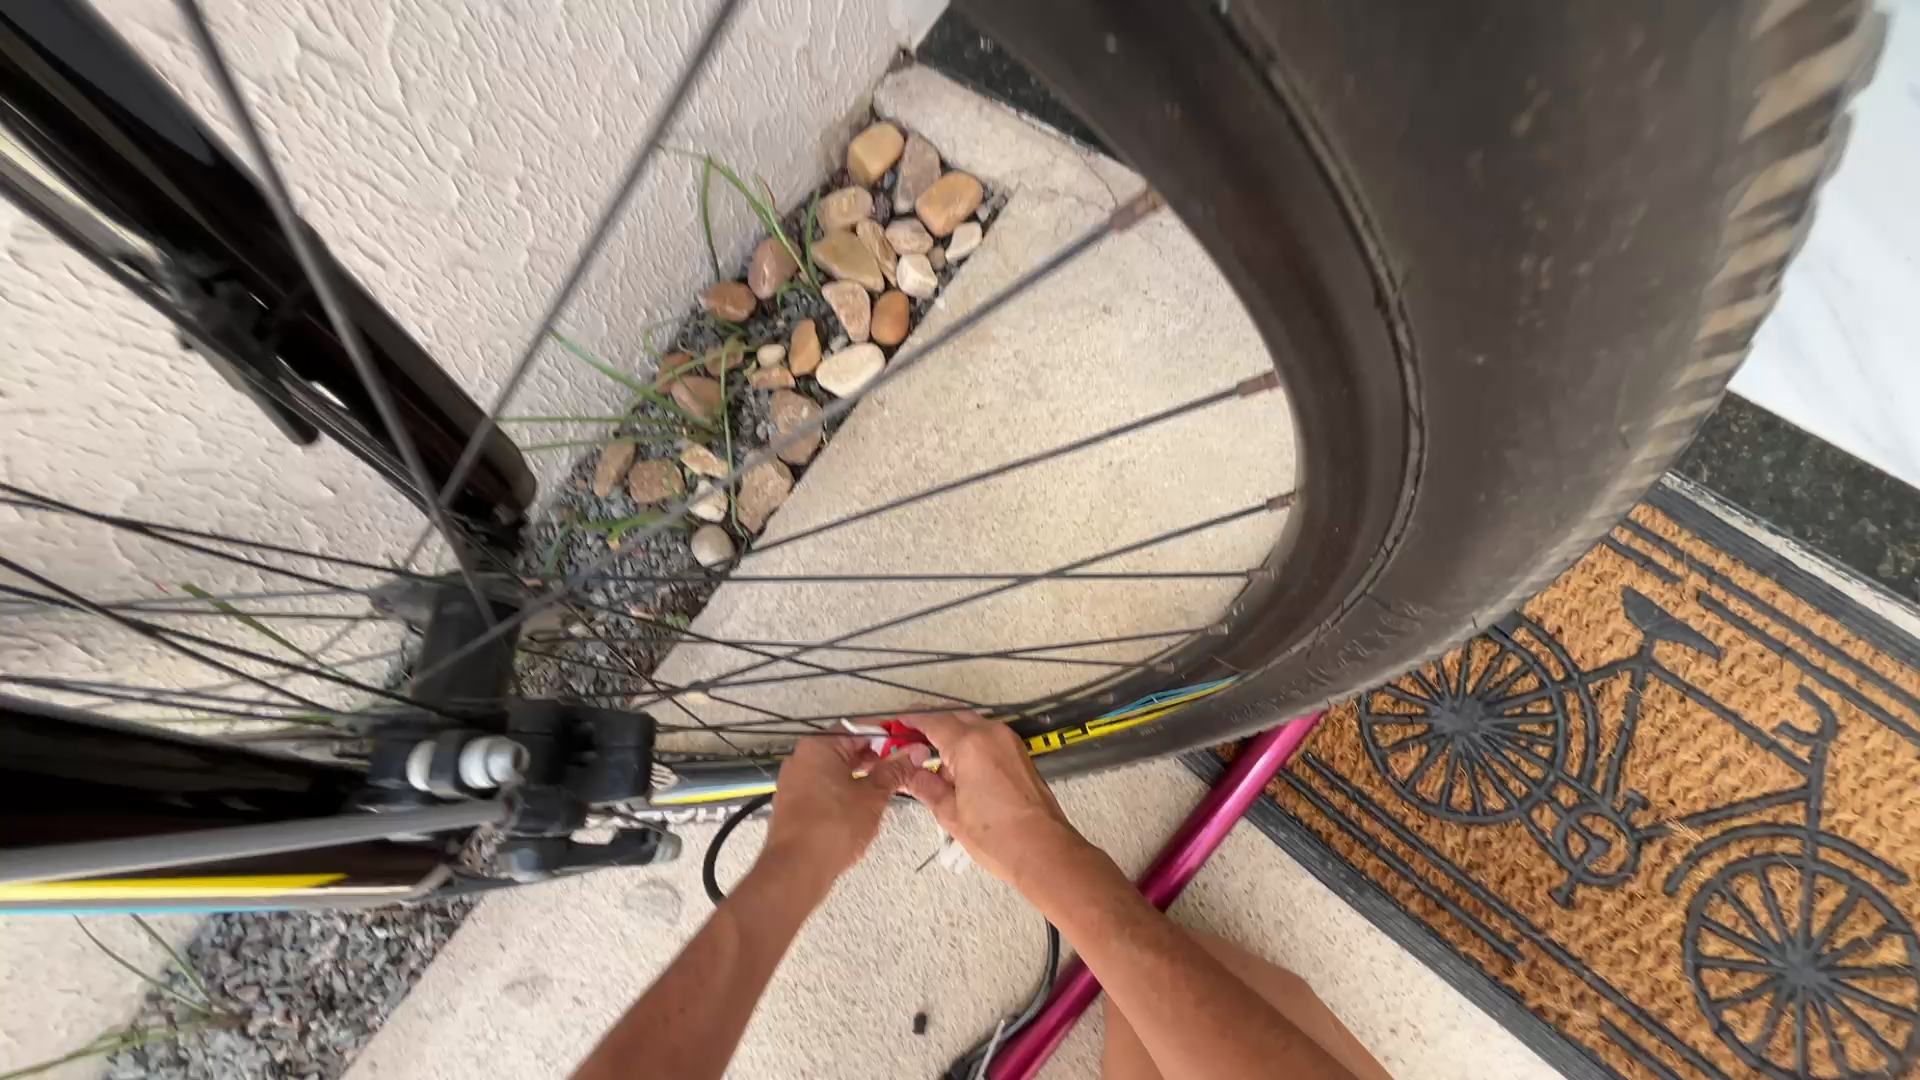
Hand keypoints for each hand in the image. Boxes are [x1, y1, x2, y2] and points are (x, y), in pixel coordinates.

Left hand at [762, 735, 922, 882]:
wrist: (795, 871)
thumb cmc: (833, 827)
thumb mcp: (873, 795)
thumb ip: (894, 770)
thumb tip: (914, 752)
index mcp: (819, 746)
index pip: (859, 727)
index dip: (887, 734)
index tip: (907, 743)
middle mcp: (802, 757)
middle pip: (845, 746)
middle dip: (876, 755)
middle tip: (902, 766)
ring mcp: (795, 781)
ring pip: (835, 767)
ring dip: (862, 773)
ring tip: (887, 786)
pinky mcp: (794, 803)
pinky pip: (824, 785)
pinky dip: (844, 788)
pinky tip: (863, 804)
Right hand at [896, 709, 1090, 887]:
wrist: (1042, 850)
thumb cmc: (997, 836)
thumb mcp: (950, 813)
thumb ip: (925, 786)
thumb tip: (909, 774)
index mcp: (970, 744)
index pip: (933, 721)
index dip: (911, 720)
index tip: (897, 722)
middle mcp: (991, 734)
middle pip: (953, 716)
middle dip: (930, 725)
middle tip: (909, 740)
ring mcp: (1008, 741)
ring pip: (971, 724)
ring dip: (951, 733)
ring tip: (931, 759)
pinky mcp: (1019, 752)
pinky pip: (987, 735)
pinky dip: (970, 742)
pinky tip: (958, 767)